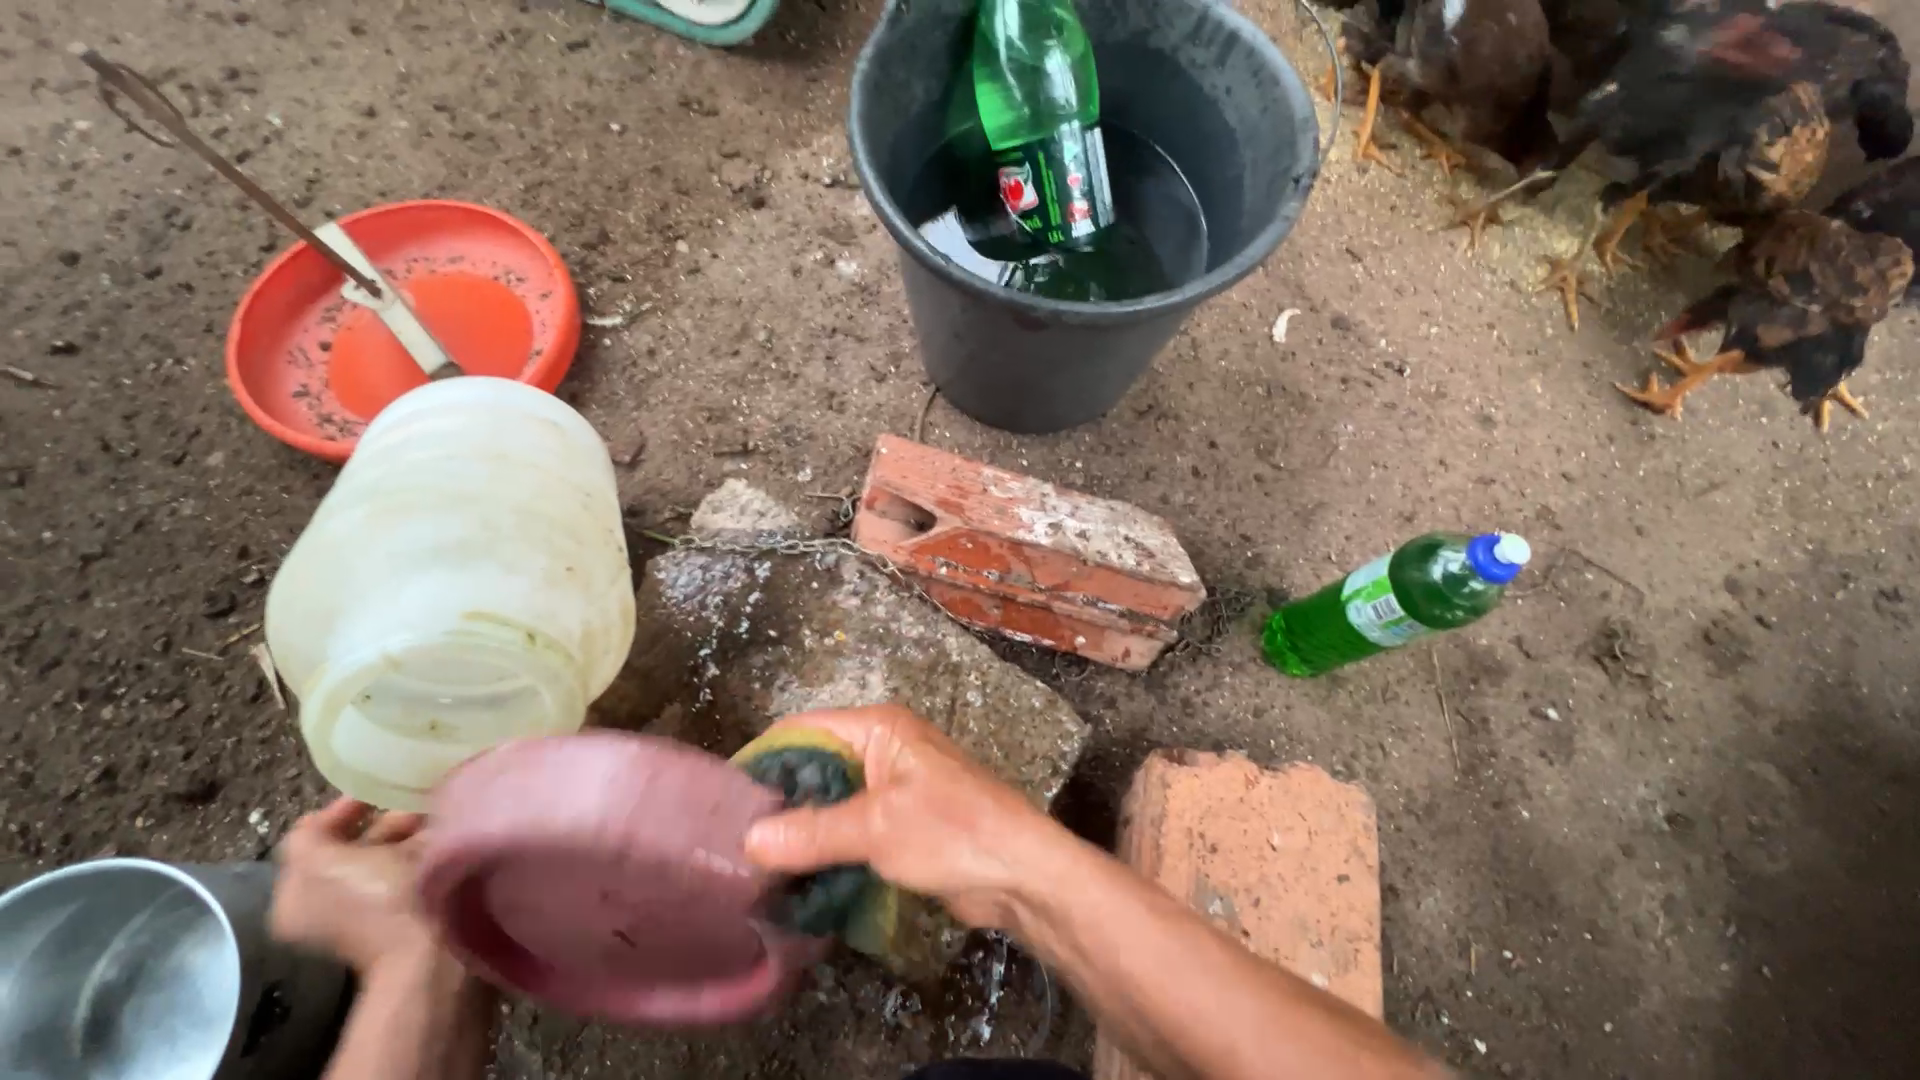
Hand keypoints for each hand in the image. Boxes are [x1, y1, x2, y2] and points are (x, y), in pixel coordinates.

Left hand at [270, 797, 434, 973]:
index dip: (338, 813)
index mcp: (300, 898)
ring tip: (438, 807)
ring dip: (412, 827)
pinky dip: (430, 841)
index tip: (372, 792)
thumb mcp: (320, 865)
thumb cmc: (372, 900)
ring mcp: (379, 901)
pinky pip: (418, 859)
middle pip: (357, 843)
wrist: (434, 940)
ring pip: (392, 849)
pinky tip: (447, 824)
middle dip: (383, 818)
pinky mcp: (417, 899)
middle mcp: (337, 899)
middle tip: (412, 799)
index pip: (314, 841)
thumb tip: (326, 815)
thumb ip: (308, 836)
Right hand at [742, 704, 1068, 928]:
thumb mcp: (876, 827)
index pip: (803, 728)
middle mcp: (882, 748)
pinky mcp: (900, 822)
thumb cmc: (951, 830)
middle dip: (780, 798)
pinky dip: (825, 845)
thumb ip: (812, 833)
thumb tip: (748, 841)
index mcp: (878, 728)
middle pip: (814, 764)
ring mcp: (892, 786)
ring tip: (753, 862)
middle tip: (732, 839)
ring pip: (831, 799)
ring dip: (801, 828)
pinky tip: (796, 875)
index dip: (764, 757)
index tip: (723, 797)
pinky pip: (850, 827)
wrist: (1020, 871)